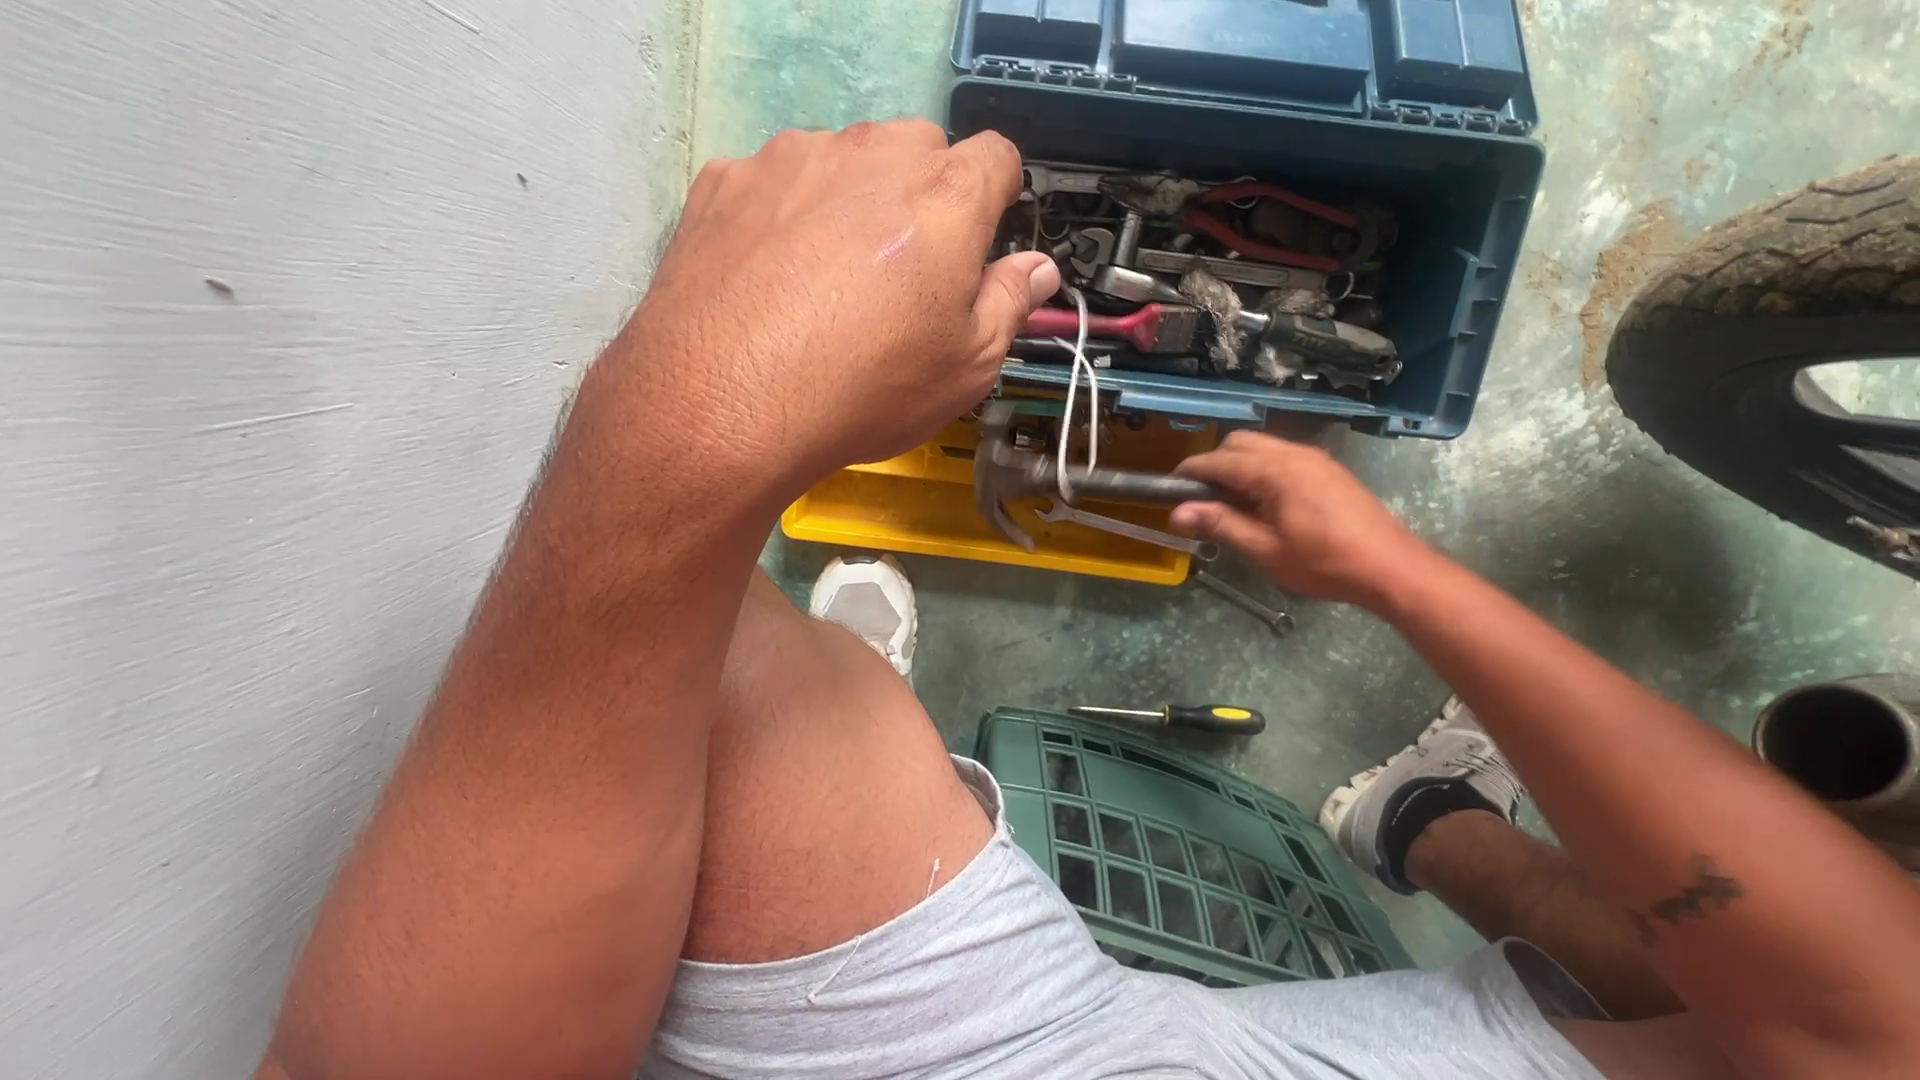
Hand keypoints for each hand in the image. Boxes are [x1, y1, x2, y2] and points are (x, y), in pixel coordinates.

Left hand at [612, 120, 1058, 495]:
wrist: (724, 405)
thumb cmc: (865, 389)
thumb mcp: (965, 368)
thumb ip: (1009, 304)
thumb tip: (1036, 268)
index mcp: (944, 197)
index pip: (996, 156)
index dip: (994, 197)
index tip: (975, 243)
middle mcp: (869, 156)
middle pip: (916, 151)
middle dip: (921, 197)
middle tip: (899, 274)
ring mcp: (789, 160)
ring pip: (842, 162)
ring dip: (849, 202)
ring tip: (825, 282)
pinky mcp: (724, 181)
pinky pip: (773, 184)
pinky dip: (782, 215)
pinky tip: (769, 278)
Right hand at [1170, 431, 1433, 609]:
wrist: (1389, 566)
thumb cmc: (1323, 563)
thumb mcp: (1265, 549)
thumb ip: (1221, 524)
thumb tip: (1177, 512)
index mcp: (1275, 472)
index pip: (1219, 461)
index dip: (1191, 471)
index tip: (1171, 486)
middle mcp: (1293, 454)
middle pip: (1239, 442)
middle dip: (1215, 463)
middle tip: (1203, 498)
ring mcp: (1314, 458)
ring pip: (1263, 445)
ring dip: (1239, 464)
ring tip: (1232, 502)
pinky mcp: (1328, 468)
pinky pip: (1283, 454)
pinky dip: (1263, 467)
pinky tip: (1264, 500)